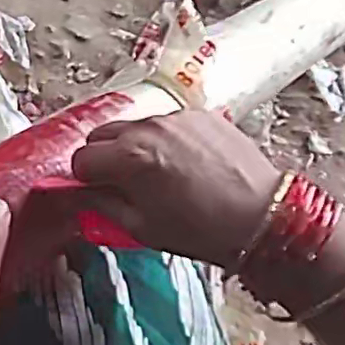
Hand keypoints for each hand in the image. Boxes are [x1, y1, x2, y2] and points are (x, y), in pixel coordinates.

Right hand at [69, 110, 282, 268]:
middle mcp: (147, 127)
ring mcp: (176, 116)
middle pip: (102, 134)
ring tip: (162, 173)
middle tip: (123, 182)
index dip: (85, 178)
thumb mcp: (141, 227)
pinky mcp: (200, 113)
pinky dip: (167, 139)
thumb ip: (102, 205)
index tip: (96, 191)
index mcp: (128, 156)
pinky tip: (187, 163)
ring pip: (135, 126)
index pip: (81, 158)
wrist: (263, 217)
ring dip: (135, 146)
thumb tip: (83, 194)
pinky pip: (168, 122)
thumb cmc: (201, 230)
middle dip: (104, 157)